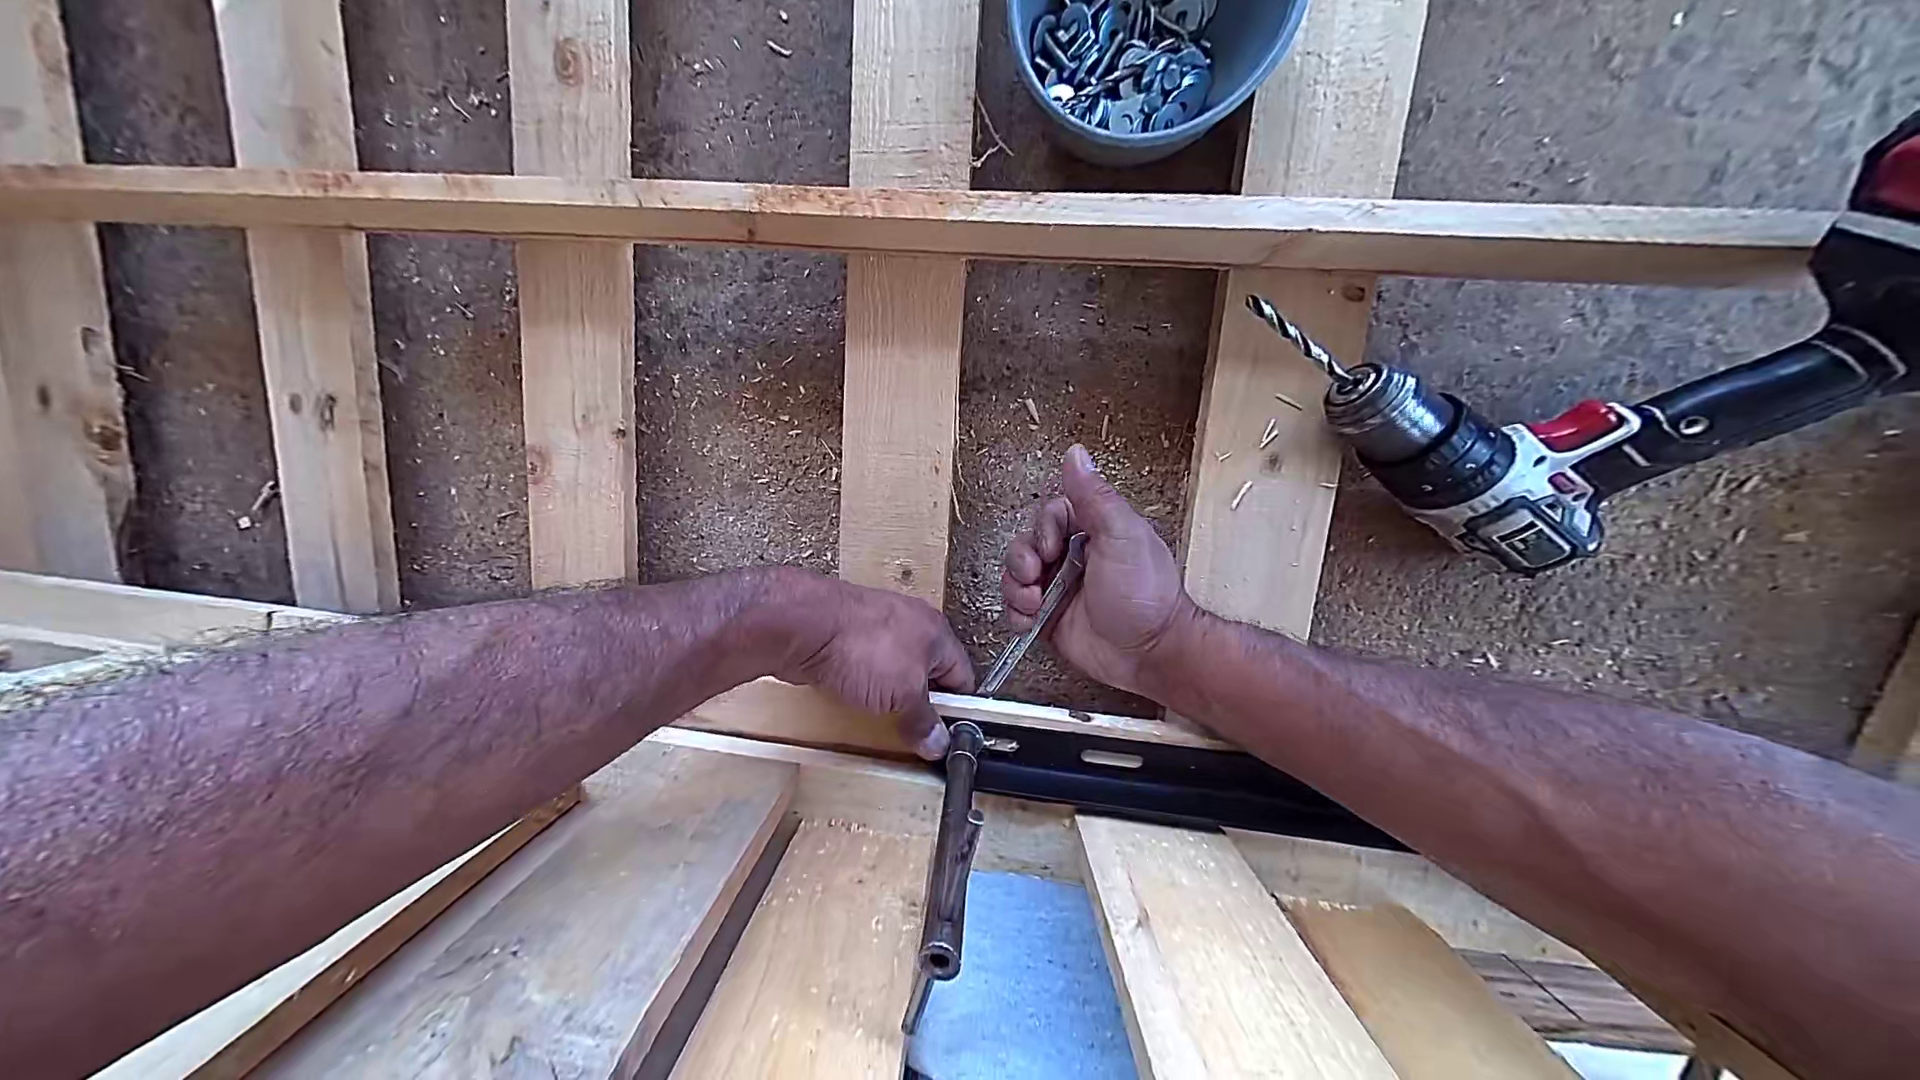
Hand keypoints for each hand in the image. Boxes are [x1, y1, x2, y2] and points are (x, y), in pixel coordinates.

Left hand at [769, 573, 974, 759]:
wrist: (805, 627)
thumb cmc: (863, 646)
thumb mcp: (906, 693)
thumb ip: (924, 720)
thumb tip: (938, 742)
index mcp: (937, 634)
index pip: (962, 677)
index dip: (959, 710)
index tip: (950, 738)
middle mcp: (911, 627)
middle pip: (928, 675)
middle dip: (922, 706)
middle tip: (915, 736)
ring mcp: (878, 631)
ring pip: (895, 673)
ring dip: (891, 698)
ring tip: (883, 724)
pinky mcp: (848, 639)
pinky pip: (865, 670)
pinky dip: (864, 688)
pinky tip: (856, 704)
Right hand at [1002, 445, 1196, 697]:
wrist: (1148, 654)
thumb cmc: (1146, 595)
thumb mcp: (1122, 535)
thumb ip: (1094, 496)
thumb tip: (1076, 454)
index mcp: (1094, 531)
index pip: (1049, 515)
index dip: (1043, 529)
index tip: (1053, 546)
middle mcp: (1073, 557)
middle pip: (1026, 543)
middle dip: (1022, 559)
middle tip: (1037, 574)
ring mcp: (1059, 588)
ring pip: (1015, 574)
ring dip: (1016, 587)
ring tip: (1034, 602)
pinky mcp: (1048, 618)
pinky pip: (1016, 608)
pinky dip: (1015, 613)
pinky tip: (1030, 619)